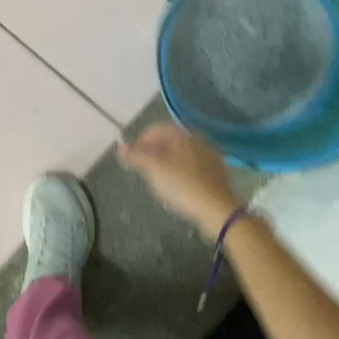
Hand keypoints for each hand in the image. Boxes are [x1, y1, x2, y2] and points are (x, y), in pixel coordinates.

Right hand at [118, 122, 240, 236]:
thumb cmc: (182, 185)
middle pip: (169, 141)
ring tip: (157, 179)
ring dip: (165, 163)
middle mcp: (198, 140)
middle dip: (152, 152)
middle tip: (142, 169)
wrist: (218, 210)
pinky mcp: (216, 174)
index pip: (156, 129)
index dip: (140, 141)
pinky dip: (179, 172)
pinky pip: (192, 167)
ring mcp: (210, 157)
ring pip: (180, 154)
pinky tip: (176, 187)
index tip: (131, 158)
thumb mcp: (154, 169)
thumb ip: (136, 155)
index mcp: (183, 134)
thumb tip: (120, 146)